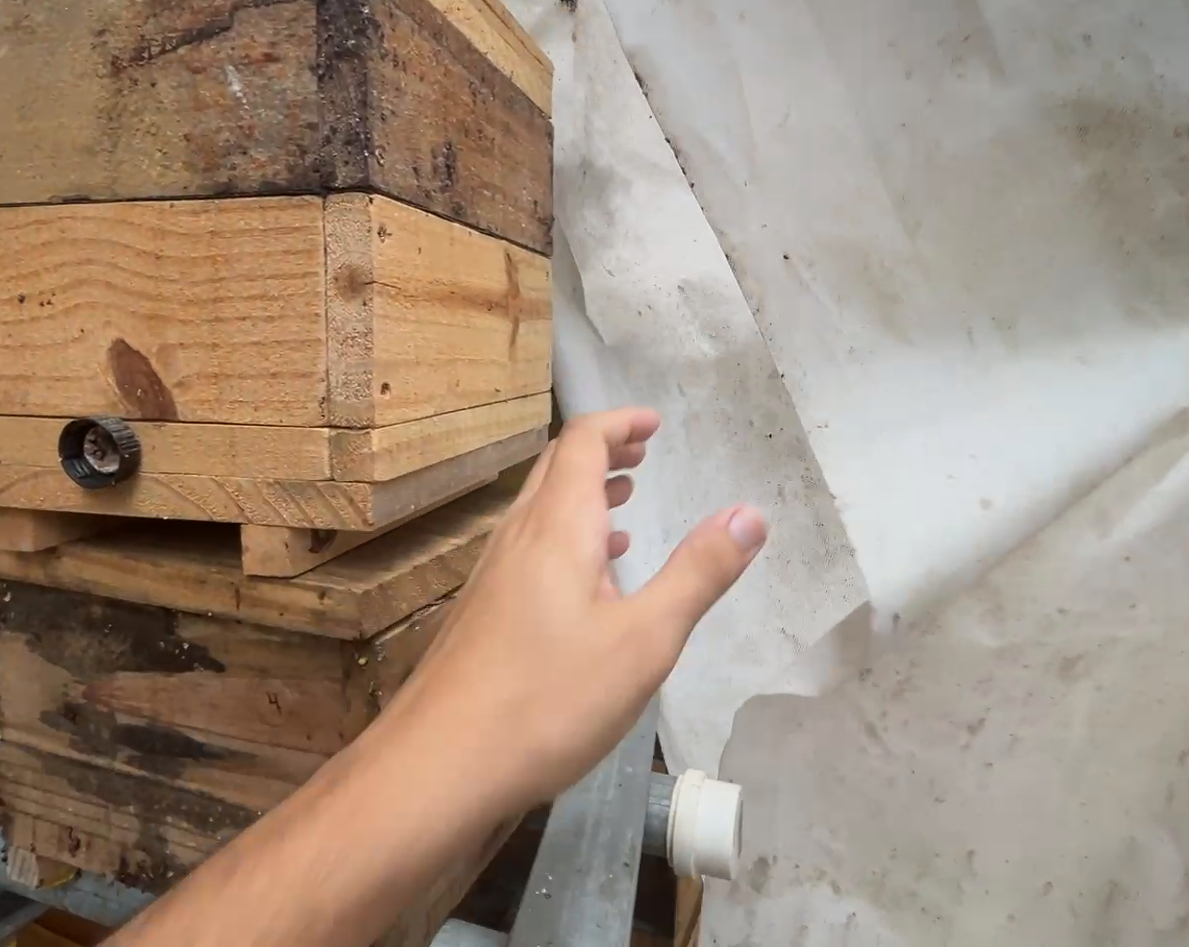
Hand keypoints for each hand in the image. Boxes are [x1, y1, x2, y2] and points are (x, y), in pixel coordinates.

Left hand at [371, 407, 767, 812]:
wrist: (438, 767)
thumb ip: (699, 573)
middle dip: (603, 450)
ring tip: (627, 501)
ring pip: (542, 509)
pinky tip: (591, 577)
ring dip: (586, 493)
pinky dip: (568, 536)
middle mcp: (519, 535)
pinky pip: (531, 548)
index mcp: (558, 526)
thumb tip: (749, 513)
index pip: (582, 441)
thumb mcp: (644, 640)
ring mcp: (494, 573)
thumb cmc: (548, 698)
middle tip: (644, 452)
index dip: (619, 422)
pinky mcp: (485, 609)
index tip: (654, 424)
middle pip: (557, 467)